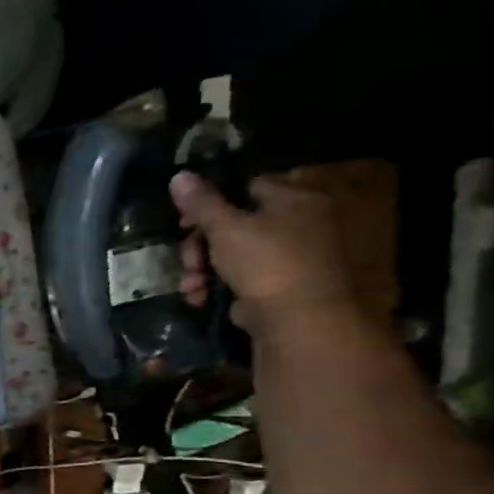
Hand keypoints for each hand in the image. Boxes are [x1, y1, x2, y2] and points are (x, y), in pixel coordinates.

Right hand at [171, 171, 354, 333]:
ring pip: (243, 250)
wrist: (307, 318)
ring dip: (207, 268)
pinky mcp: (300, 279)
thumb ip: (202, 203)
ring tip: (193, 286)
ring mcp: (309, 249)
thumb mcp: (227, 229)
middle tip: (188, 262)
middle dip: (204, 244)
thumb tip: (179, 174)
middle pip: (242, 221)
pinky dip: (228, 283)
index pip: (248, 187)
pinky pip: (255, 272)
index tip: (185, 225)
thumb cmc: (270, 263)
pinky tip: (207, 296)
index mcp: (302, 195)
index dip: (211, 206)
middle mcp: (313, 216)